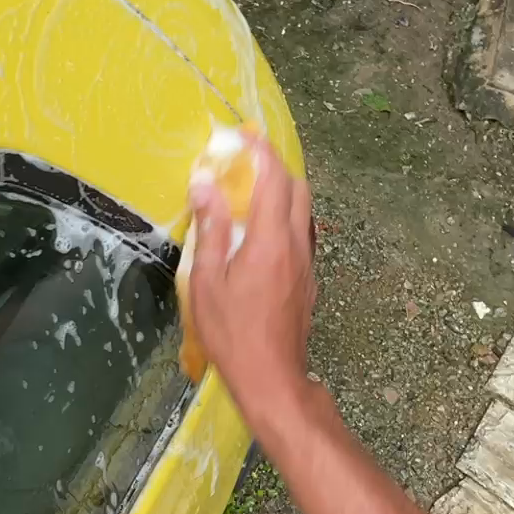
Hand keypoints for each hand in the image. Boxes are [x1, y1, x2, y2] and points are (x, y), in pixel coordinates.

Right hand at [186, 134, 318, 420]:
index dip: (260, 151)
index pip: (273, 179)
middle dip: (275, 167)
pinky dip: (285, 217)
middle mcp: (296, 244)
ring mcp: (307, 262)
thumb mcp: (208, 280)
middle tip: (245, 163)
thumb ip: (210, 228)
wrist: (271, 376)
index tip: (242, 136)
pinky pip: (302, 233)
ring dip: (283, 192)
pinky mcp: (309, 279)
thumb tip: (205, 185)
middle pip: (297, 188)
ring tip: (251, 193)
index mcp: (269, 240)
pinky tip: (262, 233)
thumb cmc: (231, 331)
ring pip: (304, 211)